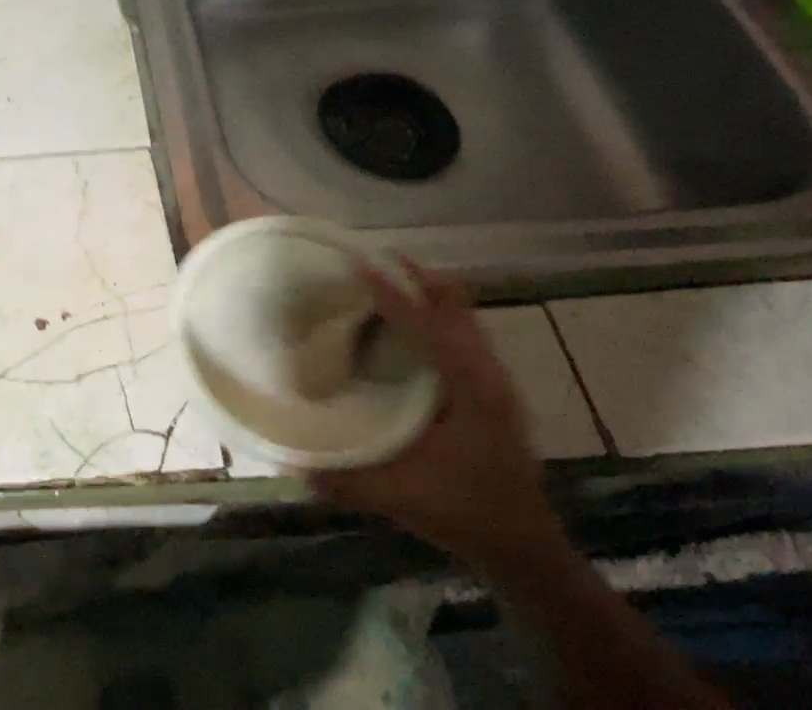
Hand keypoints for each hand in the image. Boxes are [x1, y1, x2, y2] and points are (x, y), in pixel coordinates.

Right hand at [307, 261, 567, 574]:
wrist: (525, 548)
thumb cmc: (468, 514)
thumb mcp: (403, 499)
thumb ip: (345, 482)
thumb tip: (286, 462)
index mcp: (471, 390)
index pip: (430, 325)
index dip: (393, 292)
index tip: (358, 264)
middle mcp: (488, 374)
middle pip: (455, 303)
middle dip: (413, 277)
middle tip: (366, 263)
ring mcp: (493, 381)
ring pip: (461, 315)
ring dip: (424, 294)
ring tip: (378, 284)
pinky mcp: (489, 390)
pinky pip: (460, 333)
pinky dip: (432, 316)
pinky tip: (401, 329)